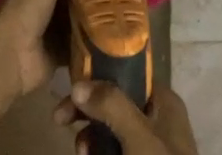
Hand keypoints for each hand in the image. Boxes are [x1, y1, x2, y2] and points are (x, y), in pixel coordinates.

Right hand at [54, 82, 197, 154]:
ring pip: (109, 130)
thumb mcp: (138, 135)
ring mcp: (147, 144)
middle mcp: (156, 118)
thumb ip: (112, 106)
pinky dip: (98, 153)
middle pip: (113, 103)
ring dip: (89, 138)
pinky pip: (113, 151)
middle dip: (87, 112)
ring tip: (82, 153)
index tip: (71, 90)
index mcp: (162, 102)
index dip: (98, 78)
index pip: (127, 75)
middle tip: (59, 119)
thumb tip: (78, 85)